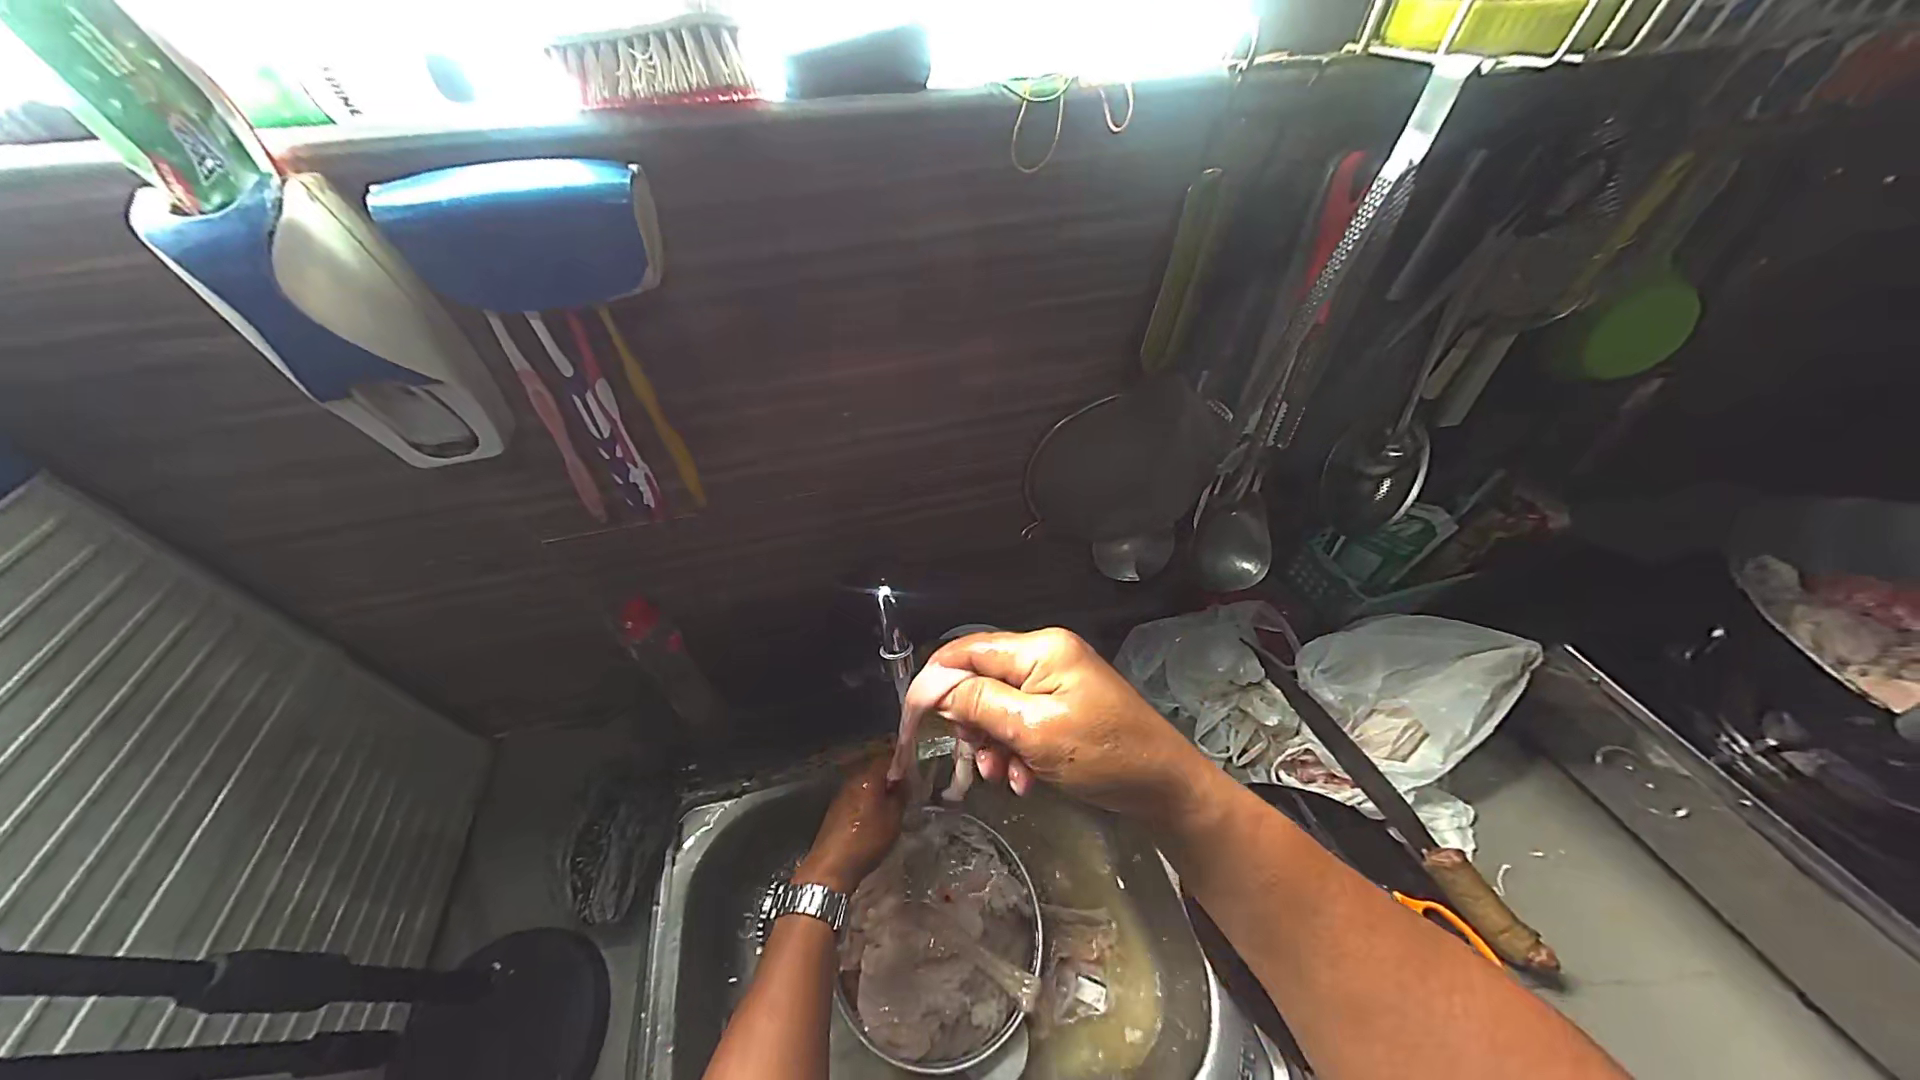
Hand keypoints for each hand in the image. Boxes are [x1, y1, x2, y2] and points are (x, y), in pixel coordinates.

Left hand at [795, 753, 904, 892]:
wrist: (831, 867)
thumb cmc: (867, 840)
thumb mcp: (894, 818)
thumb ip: (901, 794)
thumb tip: (903, 780)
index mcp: (868, 777)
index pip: (887, 755)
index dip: (902, 759)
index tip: (913, 768)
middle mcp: (852, 779)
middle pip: (875, 768)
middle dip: (891, 774)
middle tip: (905, 786)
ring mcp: (842, 793)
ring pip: (866, 782)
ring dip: (879, 787)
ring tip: (892, 801)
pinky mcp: (836, 808)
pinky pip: (857, 795)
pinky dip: (868, 798)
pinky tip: (875, 813)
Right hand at [917, 629, 1213, 822]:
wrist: (1165, 787)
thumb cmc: (1106, 755)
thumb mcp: (1036, 731)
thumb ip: (981, 703)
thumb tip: (935, 688)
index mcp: (1040, 649)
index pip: (966, 651)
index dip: (933, 682)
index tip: (913, 721)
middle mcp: (1044, 656)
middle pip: (979, 679)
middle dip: (969, 721)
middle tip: (972, 757)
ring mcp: (1053, 682)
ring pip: (996, 706)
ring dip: (990, 742)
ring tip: (1001, 776)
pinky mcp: (1060, 706)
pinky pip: (1019, 721)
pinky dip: (1012, 749)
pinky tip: (1021, 778)